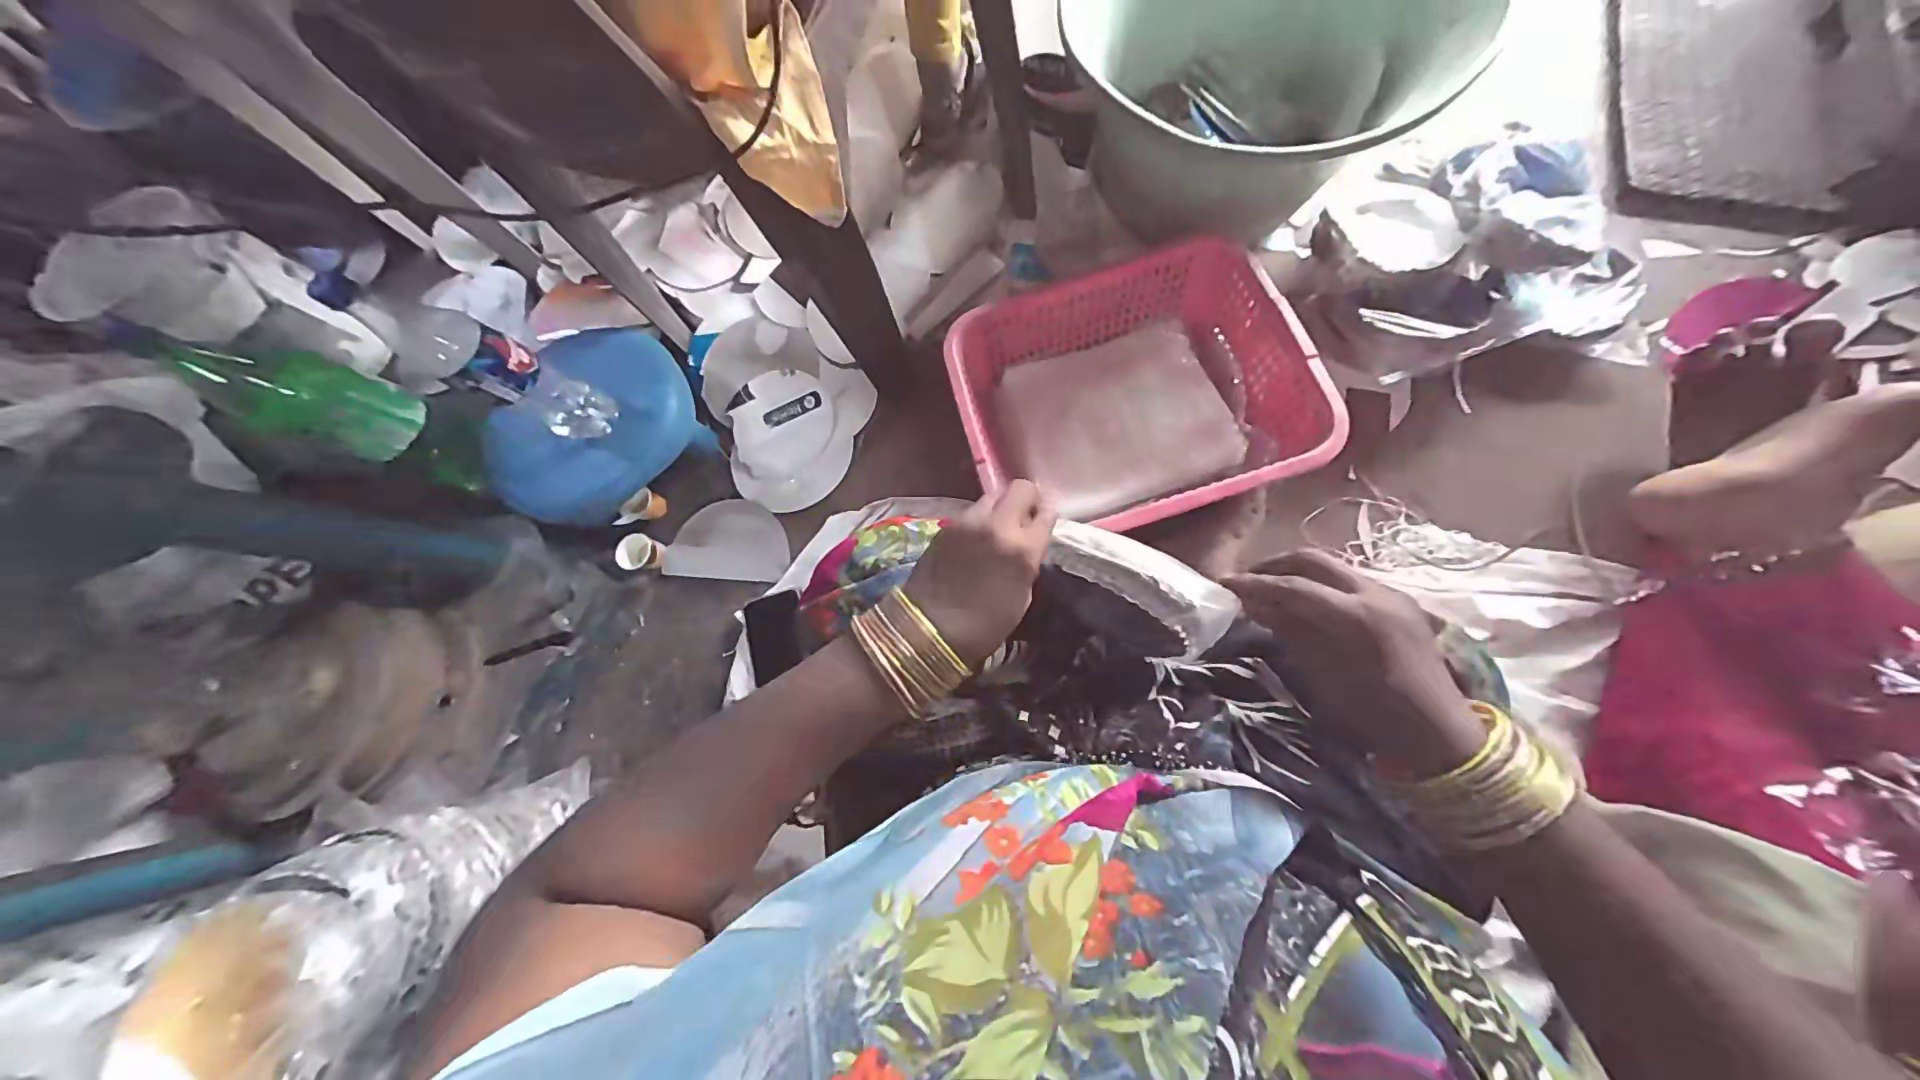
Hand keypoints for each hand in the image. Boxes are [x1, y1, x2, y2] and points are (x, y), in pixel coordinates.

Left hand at [905, 481, 1055, 666]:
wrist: (931, 628)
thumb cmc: (985, 624)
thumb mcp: (1022, 597)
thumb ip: (1028, 560)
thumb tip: (1029, 544)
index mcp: (1023, 548)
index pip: (1046, 513)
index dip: (1046, 516)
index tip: (1043, 522)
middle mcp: (998, 525)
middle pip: (1020, 488)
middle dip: (1026, 499)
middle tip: (1023, 517)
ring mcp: (969, 522)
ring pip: (992, 497)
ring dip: (999, 509)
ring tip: (997, 528)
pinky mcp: (947, 526)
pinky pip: (970, 513)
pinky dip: (978, 521)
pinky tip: (975, 540)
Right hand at [1221, 550, 1485, 776]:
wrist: (1440, 736)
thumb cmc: (1374, 717)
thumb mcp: (1320, 678)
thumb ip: (1289, 633)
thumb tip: (1255, 606)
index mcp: (1357, 617)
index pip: (1292, 585)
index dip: (1253, 584)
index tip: (1223, 585)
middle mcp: (1376, 594)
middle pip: (1311, 560)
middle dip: (1272, 567)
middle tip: (1244, 582)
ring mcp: (1391, 594)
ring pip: (1331, 567)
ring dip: (1295, 573)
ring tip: (1268, 591)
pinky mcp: (1398, 602)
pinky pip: (1348, 581)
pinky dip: (1318, 585)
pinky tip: (1303, 604)